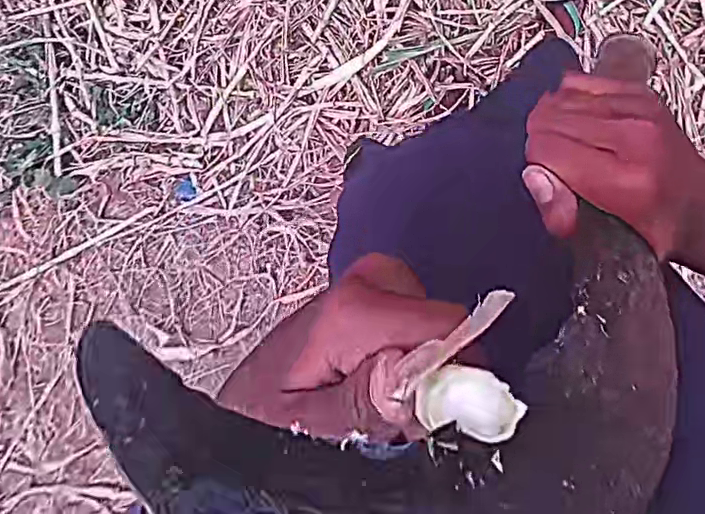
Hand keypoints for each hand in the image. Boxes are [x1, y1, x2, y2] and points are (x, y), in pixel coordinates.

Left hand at [216, 254, 465, 439]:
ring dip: (419, 364)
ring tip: (374, 395)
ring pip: (434, 322)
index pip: (448, 324)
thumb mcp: (310, 424)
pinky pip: (418, 319)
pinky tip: (373, 376)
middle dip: (435, 369)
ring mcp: (368, 281)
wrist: (246, 396)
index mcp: (354, 308)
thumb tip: (426, 373)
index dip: (458, 372)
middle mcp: (365, 282)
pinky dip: (408, 353)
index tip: (438, 410)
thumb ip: (367, 401)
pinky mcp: (370, 290)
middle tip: (394, 410)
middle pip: (444, 322)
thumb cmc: (267, 412)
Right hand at [522, 58, 704, 327]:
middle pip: (548, 118)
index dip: (539, 165)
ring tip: (572, 145)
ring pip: (558, 98)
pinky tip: (582, 123)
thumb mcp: (604, 243)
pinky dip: (569, 101)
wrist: (702, 207)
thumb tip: (534, 175)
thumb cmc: (655, 227)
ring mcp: (640, 108)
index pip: (545, 148)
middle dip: (543, 141)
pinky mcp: (639, 92)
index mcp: (626, 181)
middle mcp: (636, 136)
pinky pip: (576, 83)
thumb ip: (560, 212)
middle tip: (560, 164)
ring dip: (555, 121)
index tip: (553, 180)